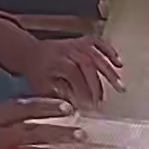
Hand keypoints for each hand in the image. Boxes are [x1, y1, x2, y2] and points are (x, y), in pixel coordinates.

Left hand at [3, 36, 124, 104]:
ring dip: (110, 72)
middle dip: (97, 85)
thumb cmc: (35, 73)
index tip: (89, 106)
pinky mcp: (80, 41)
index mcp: (55, 60)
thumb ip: (58, 96)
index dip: (82, 89)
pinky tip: (119, 64)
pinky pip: (97, 42)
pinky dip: (109, 51)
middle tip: (103, 102)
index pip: (73, 73)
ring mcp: (74, 44)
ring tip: (120, 87)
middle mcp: (66, 49)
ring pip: (96, 54)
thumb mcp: (40, 87)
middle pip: (87, 63)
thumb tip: (74, 107)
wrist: (29, 52)